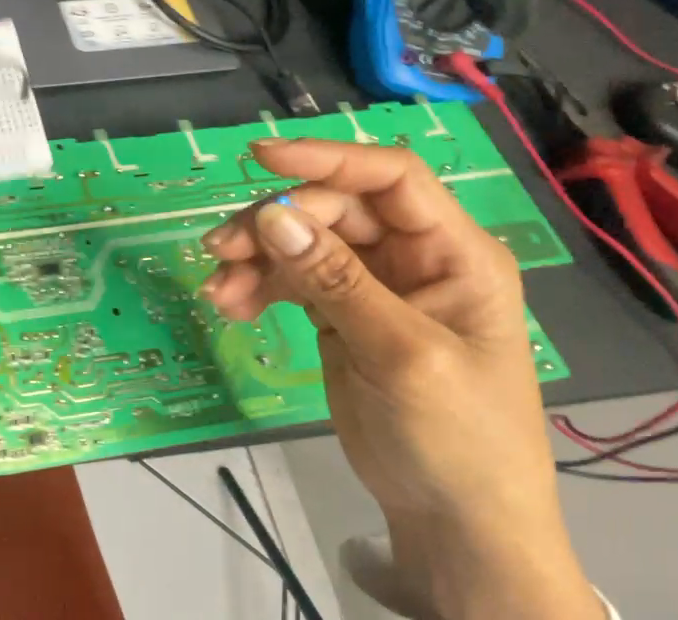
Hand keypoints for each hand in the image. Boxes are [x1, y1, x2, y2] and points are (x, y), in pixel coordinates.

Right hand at [200, 139, 601, 619]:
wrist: (454, 520)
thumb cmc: (458, 437)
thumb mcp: (400, 355)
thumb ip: (335, 281)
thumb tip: (270, 216)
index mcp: (454, 253)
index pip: (389, 178)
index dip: (326, 159)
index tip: (258, 158)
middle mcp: (413, 256)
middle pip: (330, 208)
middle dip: (272, 223)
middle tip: (220, 251)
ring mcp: (373, 284)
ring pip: (300, 240)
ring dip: (254, 257)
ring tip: (219, 291)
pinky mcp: (340, 311)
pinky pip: (289, 277)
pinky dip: (257, 285)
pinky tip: (232, 306)